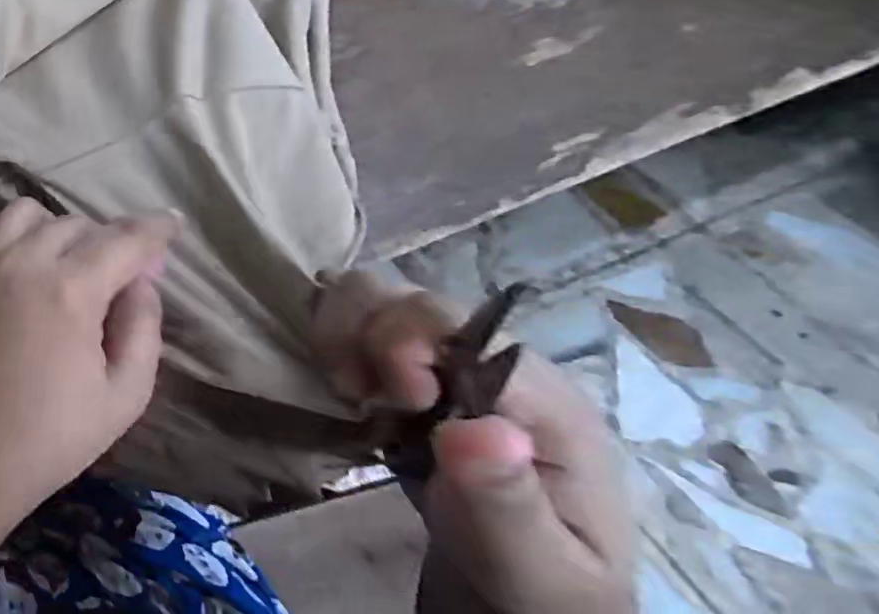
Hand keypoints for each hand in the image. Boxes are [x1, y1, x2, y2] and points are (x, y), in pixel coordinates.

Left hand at [0, 199, 176, 528]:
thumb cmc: (54, 435)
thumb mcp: (125, 395)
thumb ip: (143, 327)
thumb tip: (140, 281)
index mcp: (70, 291)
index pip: (123, 240)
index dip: (154, 229)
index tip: (172, 224)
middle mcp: (25, 262)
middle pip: (77, 224)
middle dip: (109, 240)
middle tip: (121, 272)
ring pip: (28, 213)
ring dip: (57, 228)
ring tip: (69, 262)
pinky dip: (11, 233)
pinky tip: (22, 261)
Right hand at [313, 271, 634, 613]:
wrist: (516, 594)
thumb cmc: (531, 582)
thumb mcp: (534, 567)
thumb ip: (508, 501)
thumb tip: (481, 428)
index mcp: (544, 398)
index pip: (456, 323)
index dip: (406, 344)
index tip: (397, 404)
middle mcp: (495, 360)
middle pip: (407, 299)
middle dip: (365, 337)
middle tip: (362, 397)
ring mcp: (449, 358)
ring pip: (372, 295)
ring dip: (341, 331)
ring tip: (349, 389)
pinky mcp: (410, 364)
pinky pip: (356, 317)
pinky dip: (334, 336)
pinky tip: (346, 385)